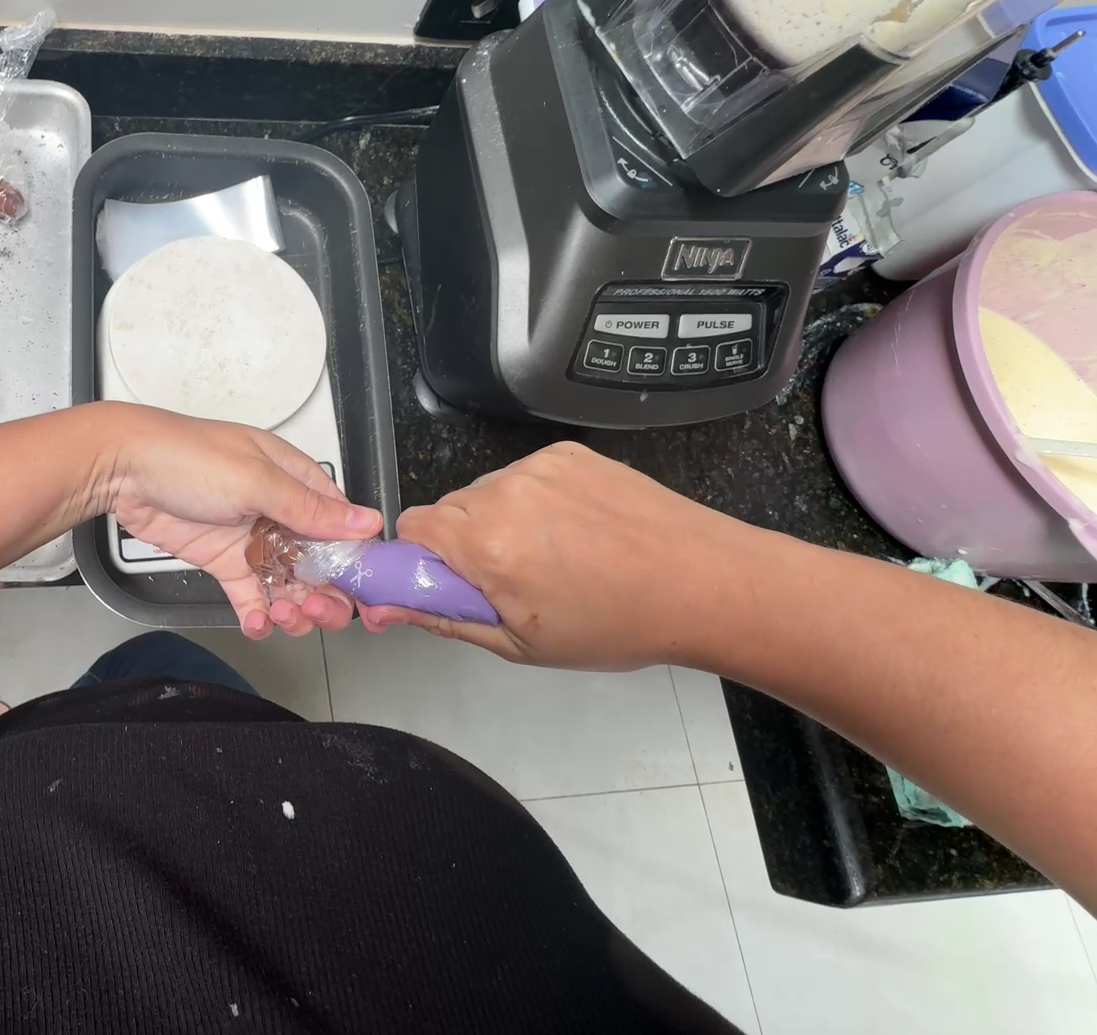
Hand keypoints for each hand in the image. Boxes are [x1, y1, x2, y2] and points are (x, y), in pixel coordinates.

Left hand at [97, 404, 381, 638]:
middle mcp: (277, 511)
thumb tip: (364, 521)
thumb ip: (309, 508)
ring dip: (292, 606)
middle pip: (318, 561)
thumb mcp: (256, 479)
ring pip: (287, 583)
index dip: (352, 559)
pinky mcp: (222, 560)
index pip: (338, 524)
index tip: (359, 588)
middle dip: (325, 591)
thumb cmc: (187, 457)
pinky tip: (257, 621)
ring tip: (283, 615)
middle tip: (318, 609)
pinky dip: (256, 612)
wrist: (125, 469)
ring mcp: (250, 538)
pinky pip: (249, 593)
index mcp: (293, 480)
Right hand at [360, 442, 770, 669]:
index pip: (412, 525)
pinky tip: (572, 526)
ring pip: (483, 490)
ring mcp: (538, 467)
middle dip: (461, 539)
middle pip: (446, 507)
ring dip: (495, 518)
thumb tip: (386, 607)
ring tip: (549, 551)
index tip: (448, 576)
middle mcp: (504, 493)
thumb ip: (444, 618)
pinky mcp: (566, 452)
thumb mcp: (520, 643)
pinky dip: (531, 498)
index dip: (421, 554)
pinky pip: (521, 474)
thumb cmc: (615, 625)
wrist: (709, 585)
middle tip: (507, 574)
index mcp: (486, 543)